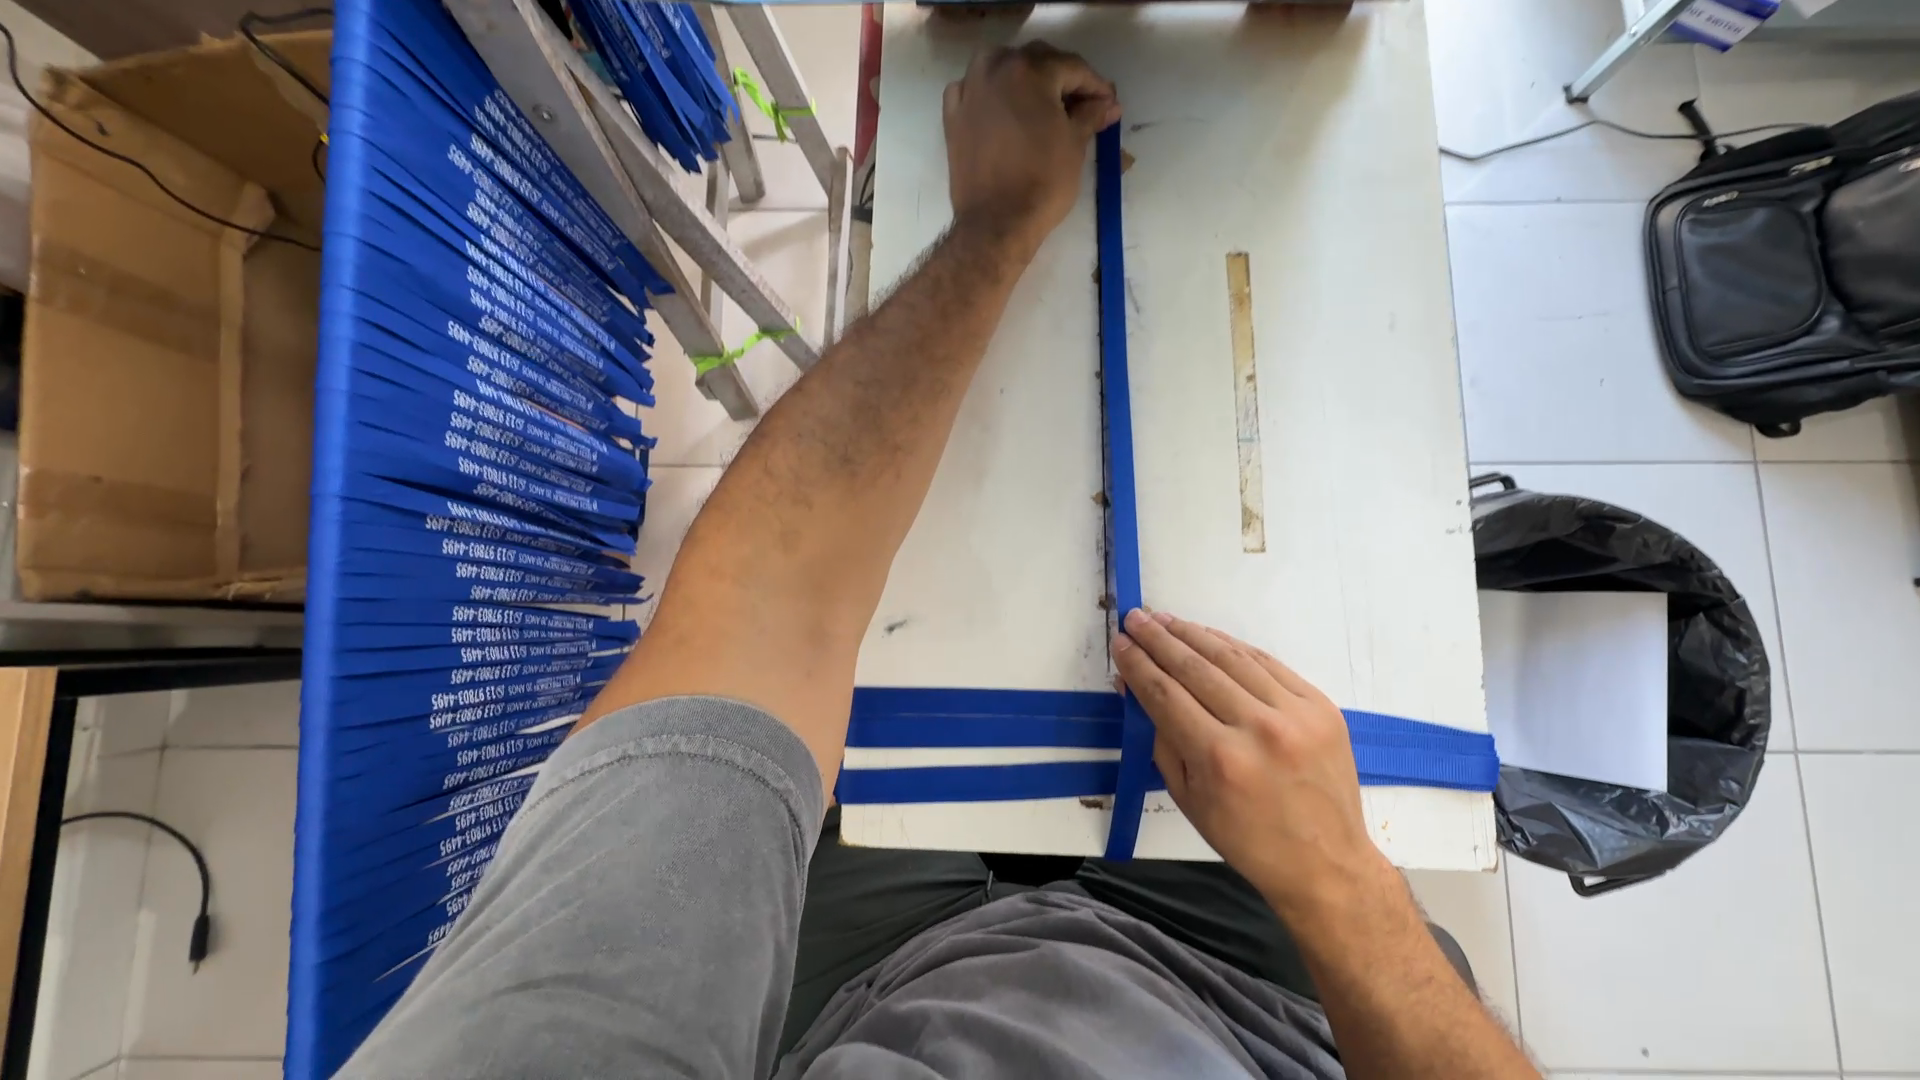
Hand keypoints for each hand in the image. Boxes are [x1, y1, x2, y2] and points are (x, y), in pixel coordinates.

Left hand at [942, 42, 1120, 253]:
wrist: (995, 224)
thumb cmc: (1042, 184)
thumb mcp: (1074, 145)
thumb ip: (1090, 115)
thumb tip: (1108, 104)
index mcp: (1029, 70)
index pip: (1071, 67)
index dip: (1095, 85)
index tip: (1108, 102)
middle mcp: (994, 67)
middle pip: (1036, 62)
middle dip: (1062, 80)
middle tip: (1082, 104)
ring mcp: (969, 90)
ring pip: (1003, 70)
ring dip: (1026, 81)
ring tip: (1045, 106)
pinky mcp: (953, 116)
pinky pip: (975, 91)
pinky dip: (992, 95)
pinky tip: (1004, 109)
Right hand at [1112, 608, 1394, 922]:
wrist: (1325, 862)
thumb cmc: (1246, 839)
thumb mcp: (1187, 797)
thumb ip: (1159, 737)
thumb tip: (1134, 686)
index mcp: (1219, 758)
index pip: (1165, 694)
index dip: (1138, 665)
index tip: (1120, 643)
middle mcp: (1257, 729)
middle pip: (1195, 668)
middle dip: (1159, 640)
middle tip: (1136, 618)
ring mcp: (1294, 714)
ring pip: (1232, 658)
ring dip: (1193, 634)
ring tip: (1166, 619)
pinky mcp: (1320, 706)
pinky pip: (1268, 664)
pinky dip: (1233, 646)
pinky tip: (1209, 636)